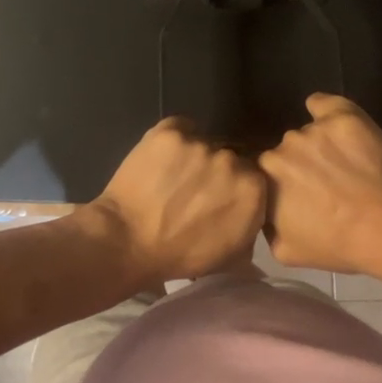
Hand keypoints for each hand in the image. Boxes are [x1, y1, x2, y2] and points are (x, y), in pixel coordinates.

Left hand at [86, 118, 268, 282]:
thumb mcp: (231, 254)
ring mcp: (199, 143)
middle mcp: (230, 159)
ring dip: (193, 156)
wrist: (128, 240)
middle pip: (229, 156)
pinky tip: (161, 159)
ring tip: (173, 176)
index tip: (219, 197)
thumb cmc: (180, 255)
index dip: (236, 186)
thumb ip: (250, 226)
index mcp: (253, 189)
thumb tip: (252, 210)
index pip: (253, 176)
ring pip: (204, 142)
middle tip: (195, 188)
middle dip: (216, 171)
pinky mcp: (169, 131)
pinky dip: (174, 139)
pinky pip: (180, 127)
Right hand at [259, 93, 381, 274]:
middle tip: (326, 186)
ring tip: (347, 168)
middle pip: (286, 152)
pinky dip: (324, 110)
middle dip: (301, 166)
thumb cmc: (341, 245)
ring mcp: (313, 130)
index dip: (281, 186)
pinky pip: (324, 104)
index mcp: (264, 179)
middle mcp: (282, 148)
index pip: (263, 174)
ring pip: (309, 134)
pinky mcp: (343, 115)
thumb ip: (267, 228)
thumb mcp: (288, 252)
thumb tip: (267, 215)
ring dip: (320, 147)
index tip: (299, 198)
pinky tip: (334, 120)